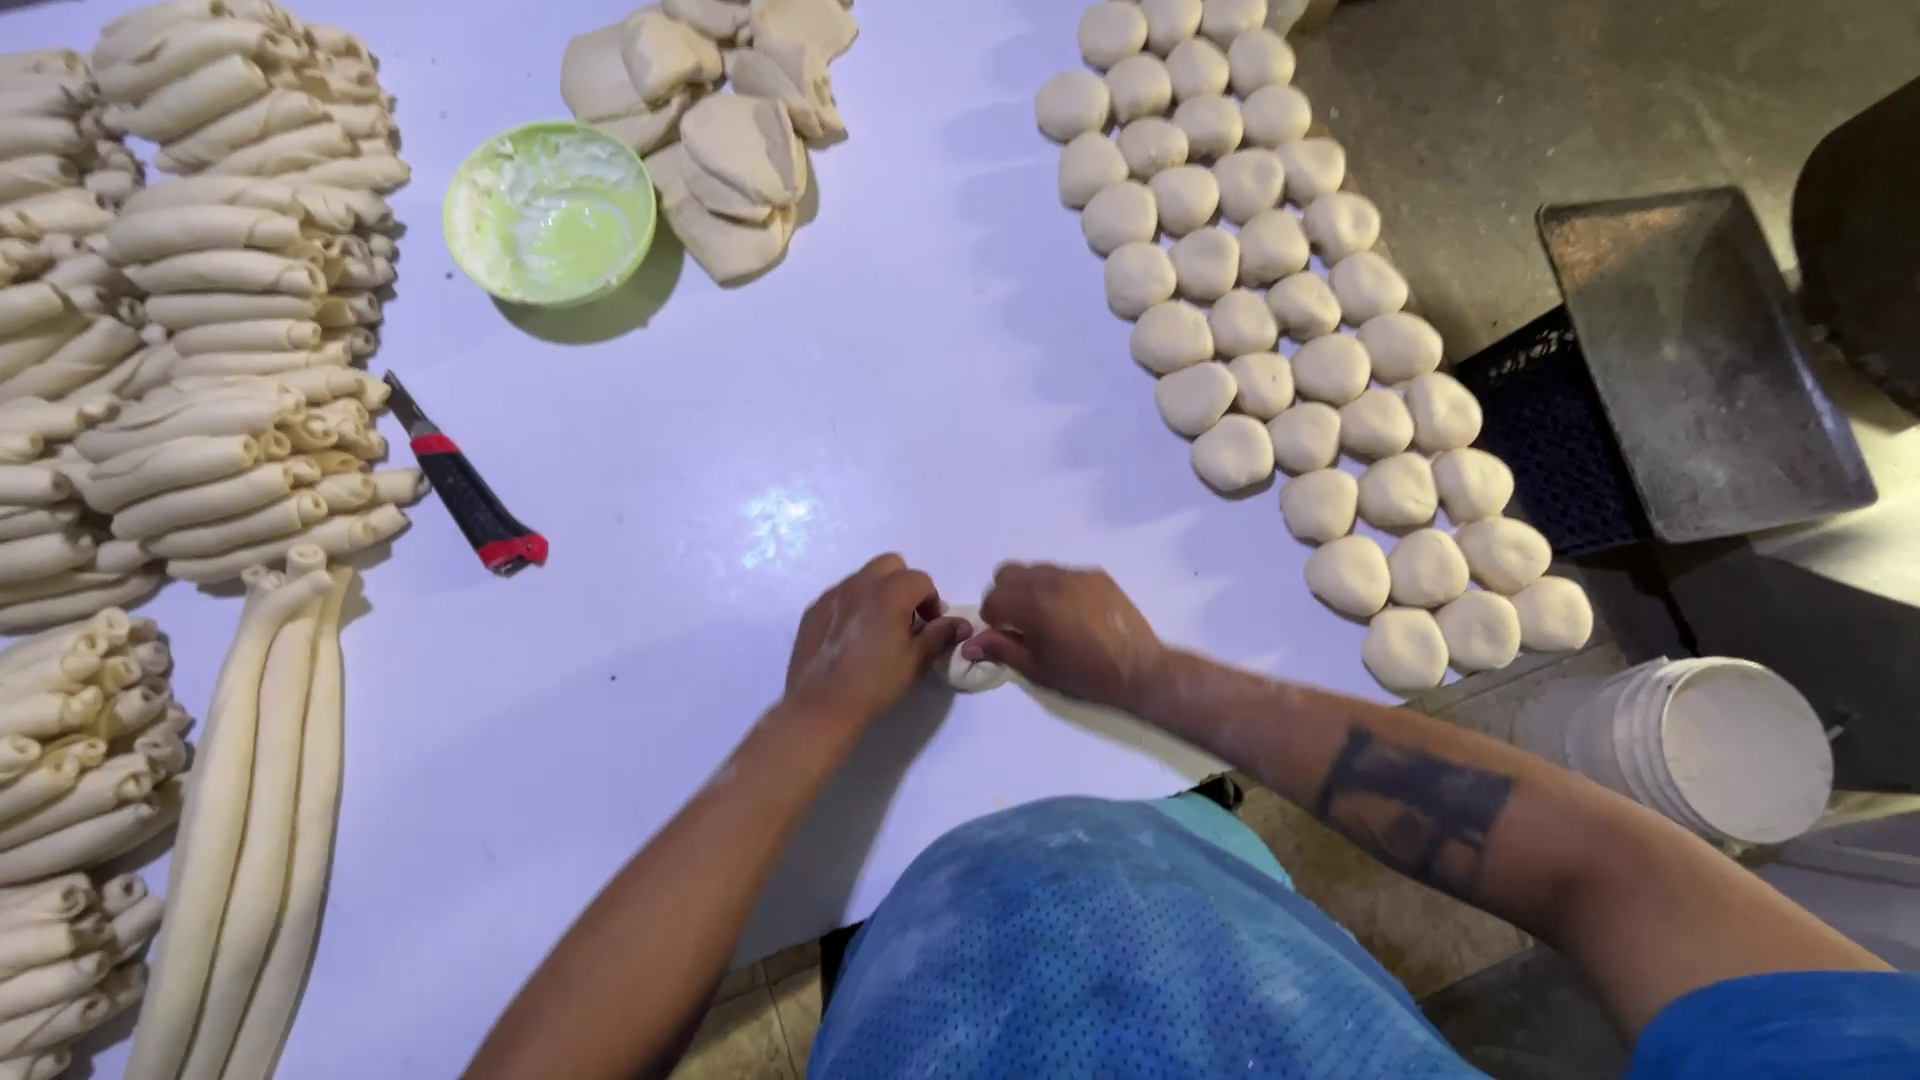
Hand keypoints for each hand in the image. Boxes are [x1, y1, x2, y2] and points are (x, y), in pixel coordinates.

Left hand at [783, 554, 971, 730]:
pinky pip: (841, 595)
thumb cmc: (874, 684)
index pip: (920, 579)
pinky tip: (851, 637)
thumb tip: (961, 624)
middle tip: (906, 617)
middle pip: (890, 565)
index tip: (930, 625)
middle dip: (904, 584)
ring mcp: (832, 595)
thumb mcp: (914, 662)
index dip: (931, 600)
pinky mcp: (813, 610)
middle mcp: (859, 585)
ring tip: (878, 628)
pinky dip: (853, 605)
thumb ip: (939, 635)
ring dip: (878, 592)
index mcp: (888, 594)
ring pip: (863, 577)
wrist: (821, 707)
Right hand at [965, 563, 1169, 712]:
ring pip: (1035, 569)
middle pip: (1008, 573)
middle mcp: (1052, 581)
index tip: (1004, 635)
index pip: (992, 597)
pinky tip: (1072, 614)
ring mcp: (1077, 574)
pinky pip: (1062, 572)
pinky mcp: (1097, 575)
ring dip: (1029, 589)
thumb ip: (1001, 649)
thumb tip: (969, 644)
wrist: (1141, 671)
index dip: (992, 618)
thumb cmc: (1086, 677)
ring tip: (1048, 619)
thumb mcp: (1037, 670)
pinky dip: (1056, 588)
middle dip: (1005, 595)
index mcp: (1034, 606)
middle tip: (1020, 623)